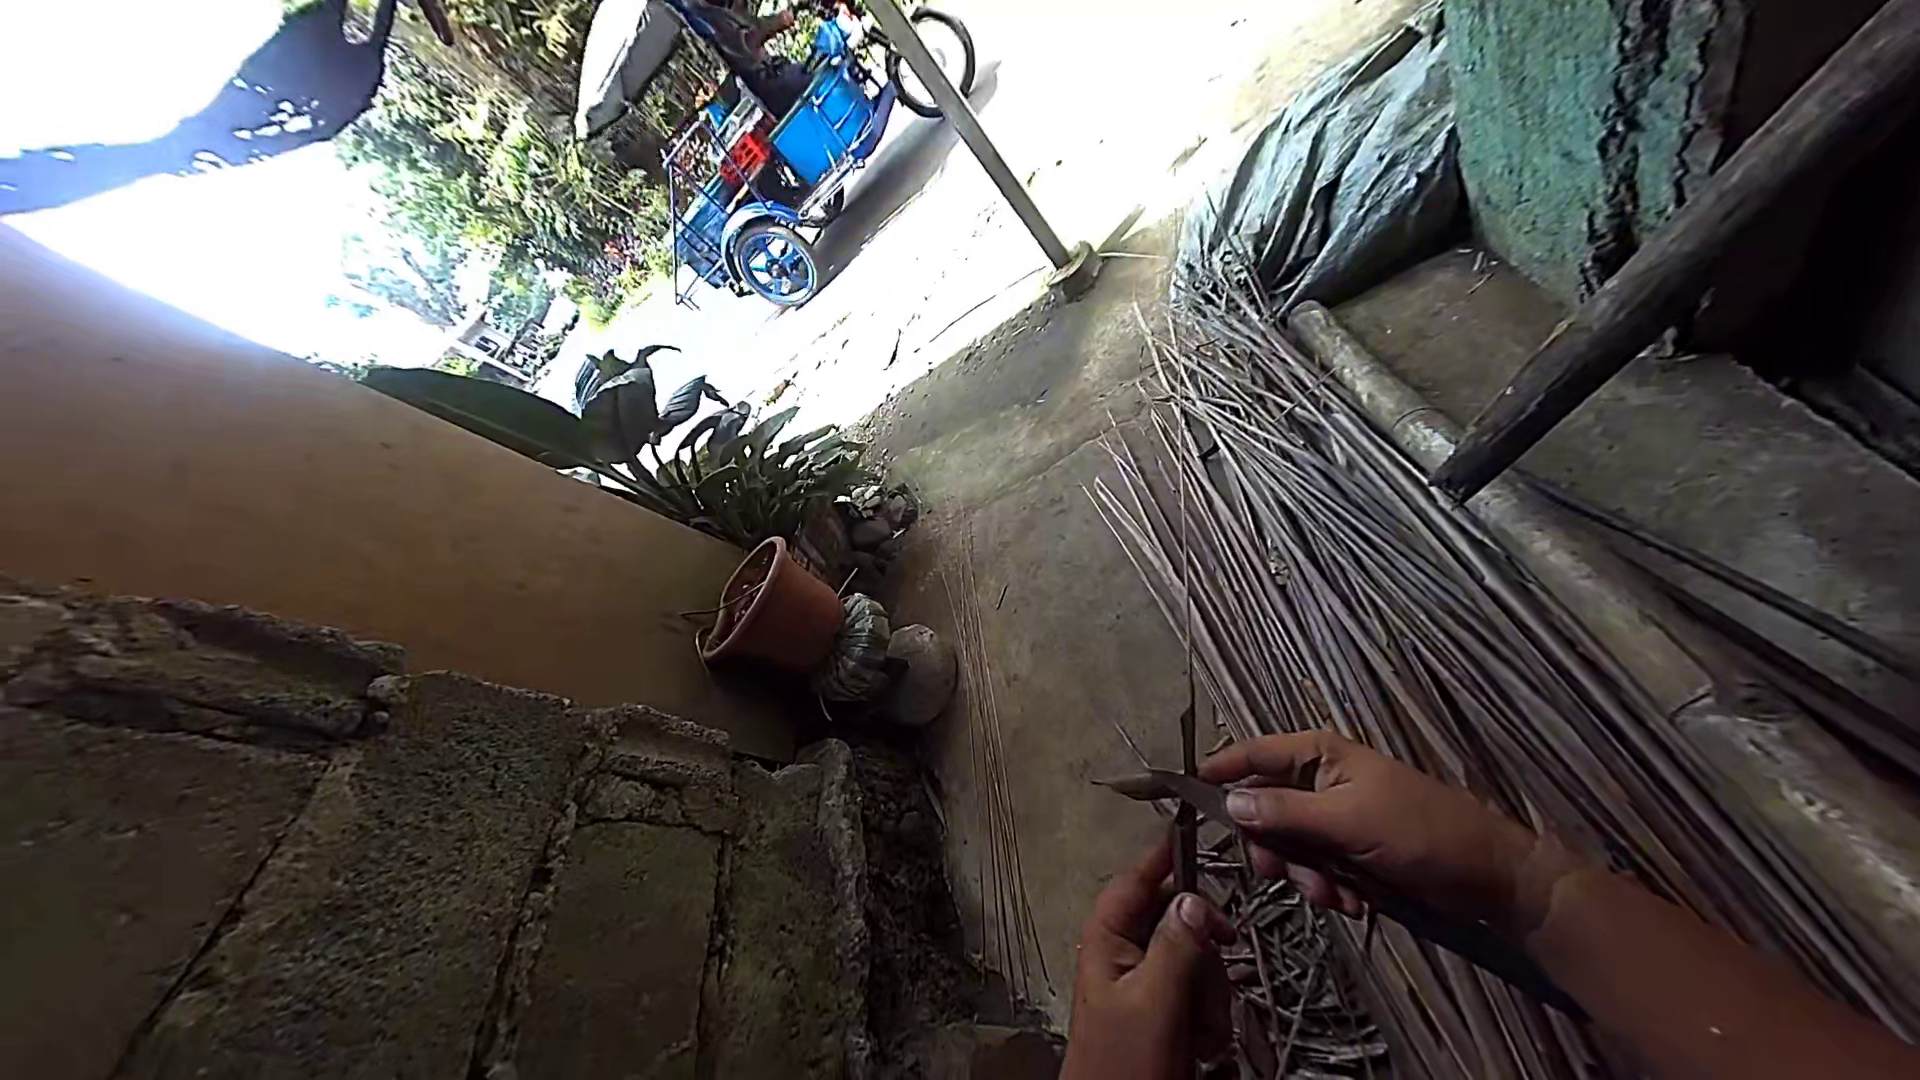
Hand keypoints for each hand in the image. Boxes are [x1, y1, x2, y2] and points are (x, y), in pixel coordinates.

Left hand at [1062, 839, 1236, 1079]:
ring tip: (1200, 1031)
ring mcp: (1146, 976)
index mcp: (1109, 933)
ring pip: (1195, 955)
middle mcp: (1126, 946)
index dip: (1165, 855)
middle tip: (1210, 988)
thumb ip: (1177, 948)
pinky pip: (1200, 989)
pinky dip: (1209, 1014)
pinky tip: (1202, 1044)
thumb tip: (1194, 898)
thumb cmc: (1124, 1065)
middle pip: (1178, 917)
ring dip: (1209, 993)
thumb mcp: (1154, 1004)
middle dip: (1203, 954)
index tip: (1192, 830)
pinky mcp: (1164, 1004)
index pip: (1139, 878)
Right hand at [1200, 730, 1578, 932]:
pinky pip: (1313, 864)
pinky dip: (1326, 884)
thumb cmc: (1420, 831)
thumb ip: (1283, 811)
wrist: (1494, 879)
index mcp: (1316, 754)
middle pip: (1263, 806)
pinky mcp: (1346, 846)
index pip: (1251, 752)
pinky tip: (1353, 899)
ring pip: (1286, 841)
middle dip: (1273, 846)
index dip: (1219, 769)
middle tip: (1280, 874)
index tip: (1188, 792)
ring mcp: (1331, 814)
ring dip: (1303, 873)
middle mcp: (1316, 779)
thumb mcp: (1346, 820)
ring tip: (1334, 894)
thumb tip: (1228, 802)